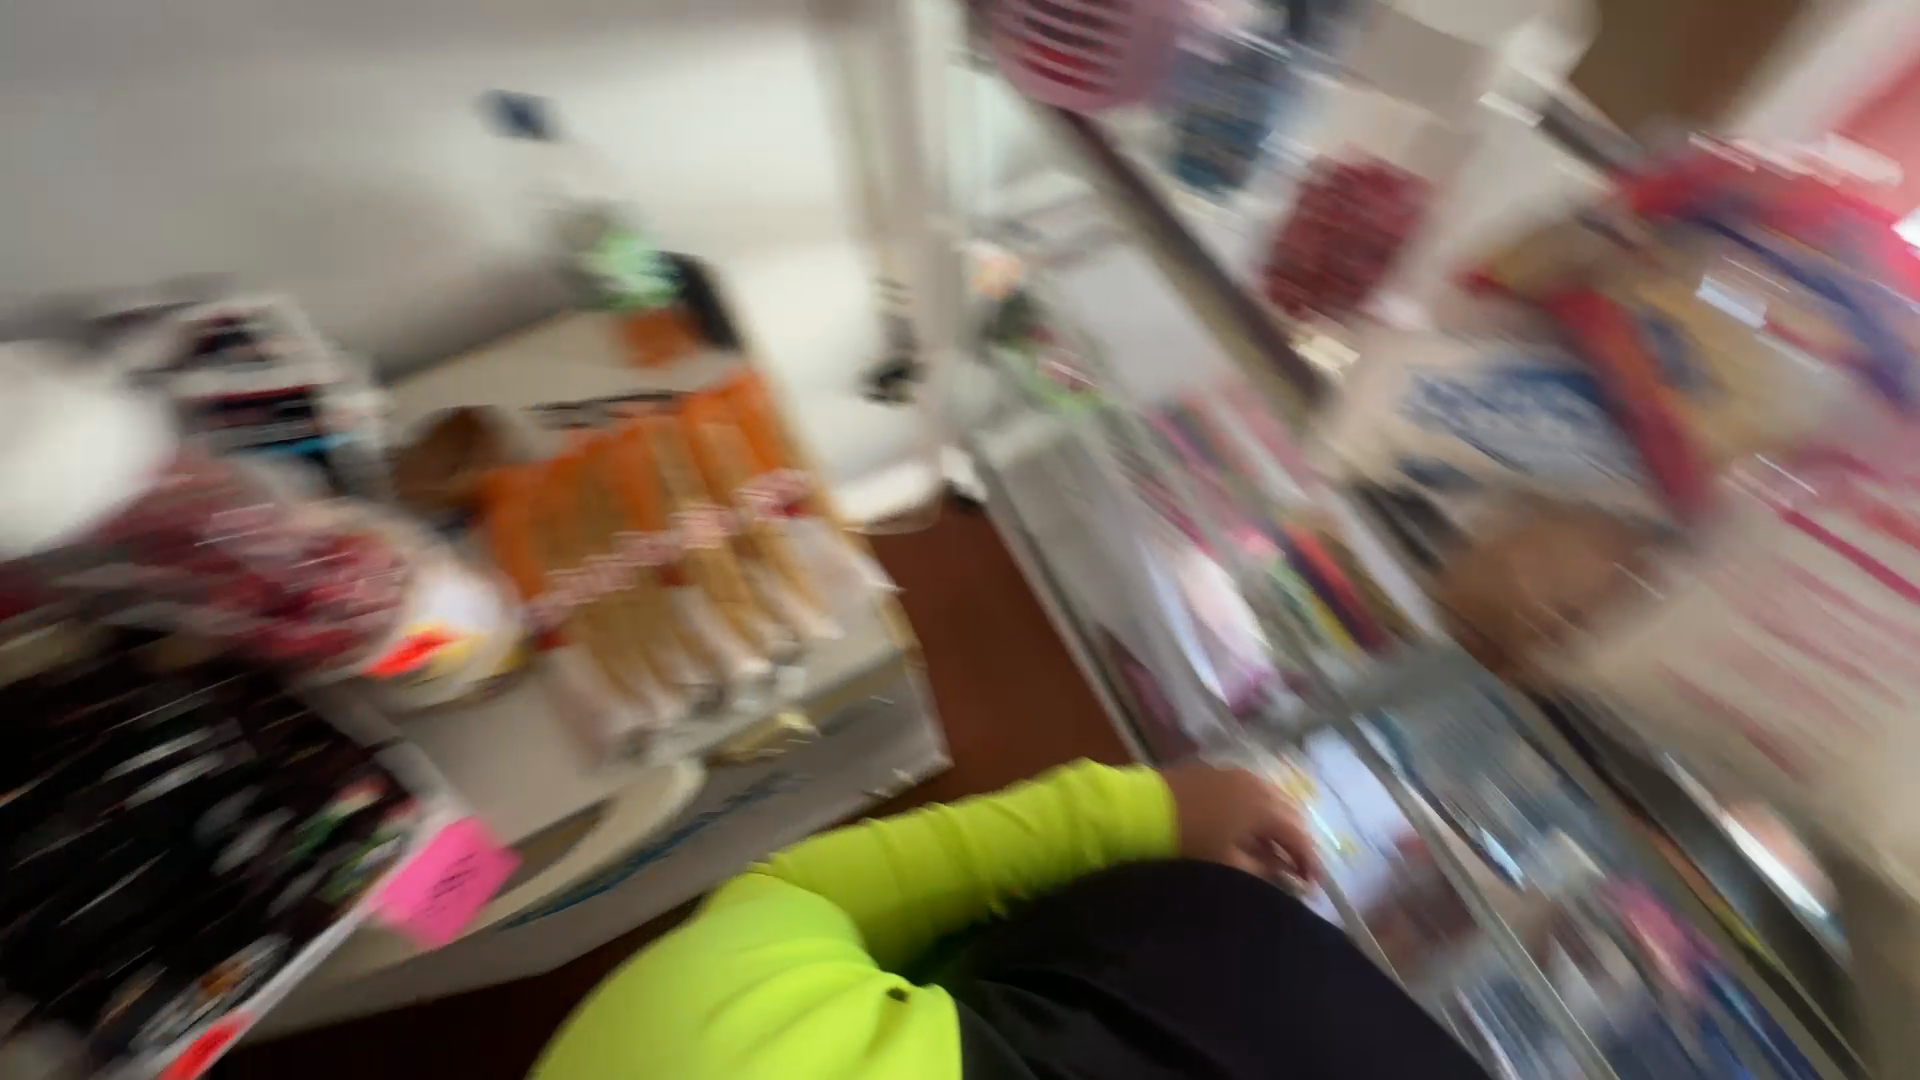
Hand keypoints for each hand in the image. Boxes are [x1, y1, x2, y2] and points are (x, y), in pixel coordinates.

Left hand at [1162, 762, 1321, 885]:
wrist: (1143, 808)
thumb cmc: (1188, 840)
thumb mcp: (1228, 863)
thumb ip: (1264, 869)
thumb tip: (1287, 873)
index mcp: (1262, 806)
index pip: (1299, 834)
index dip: (1309, 861)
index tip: (1311, 885)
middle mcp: (1255, 783)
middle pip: (1289, 812)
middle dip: (1296, 840)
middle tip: (1295, 868)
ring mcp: (1235, 773)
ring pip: (1271, 797)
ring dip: (1278, 822)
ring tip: (1274, 849)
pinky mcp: (1216, 770)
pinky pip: (1251, 789)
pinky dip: (1259, 808)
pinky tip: (1251, 826)